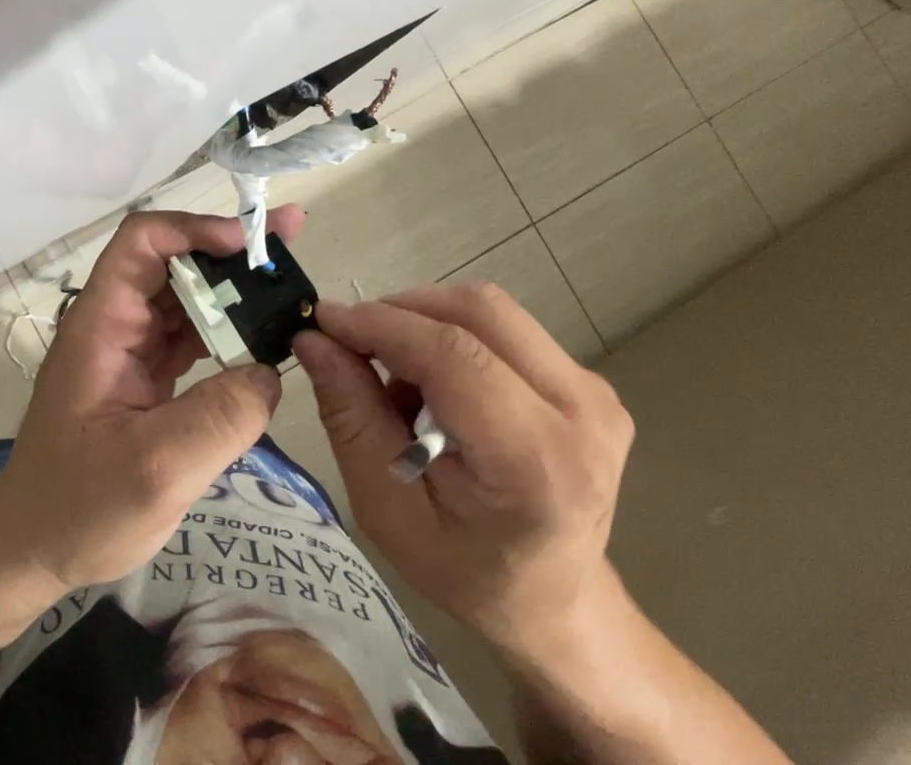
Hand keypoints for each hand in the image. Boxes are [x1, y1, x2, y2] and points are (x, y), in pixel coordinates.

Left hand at [0, 208, 300, 588]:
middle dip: (229, 255)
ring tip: (289, 291)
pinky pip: (188, 340)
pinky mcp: (141, 381)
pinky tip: (263, 343)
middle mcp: (112, 327)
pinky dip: (226, 334)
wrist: (33, 548)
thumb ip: (221, 417)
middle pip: (171, 265)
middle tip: (291, 251)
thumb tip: (268, 371)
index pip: (143, 243)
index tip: (252, 246)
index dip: (197, 231)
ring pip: (184, 301)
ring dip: (233, 294)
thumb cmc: (79, 508)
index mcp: (101, 327)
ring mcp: (125, 354)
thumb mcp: (157, 469)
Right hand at [291, 285, 633, 654]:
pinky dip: (451, 338)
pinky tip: (431, 388)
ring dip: (425, 324)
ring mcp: (596, 392)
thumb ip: (351, 418)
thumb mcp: (387, 509)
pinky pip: (506, 330)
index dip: (380, 324)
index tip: (322, 319)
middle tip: (349, 342)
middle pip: (478, 311)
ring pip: (491, 311)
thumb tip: (313, 341)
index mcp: (536, 460)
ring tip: (392, 376)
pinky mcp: (590, 382)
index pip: (453, 354)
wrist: (554, 600)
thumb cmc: (464, 569)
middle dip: (400, 310)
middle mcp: (583, 412)